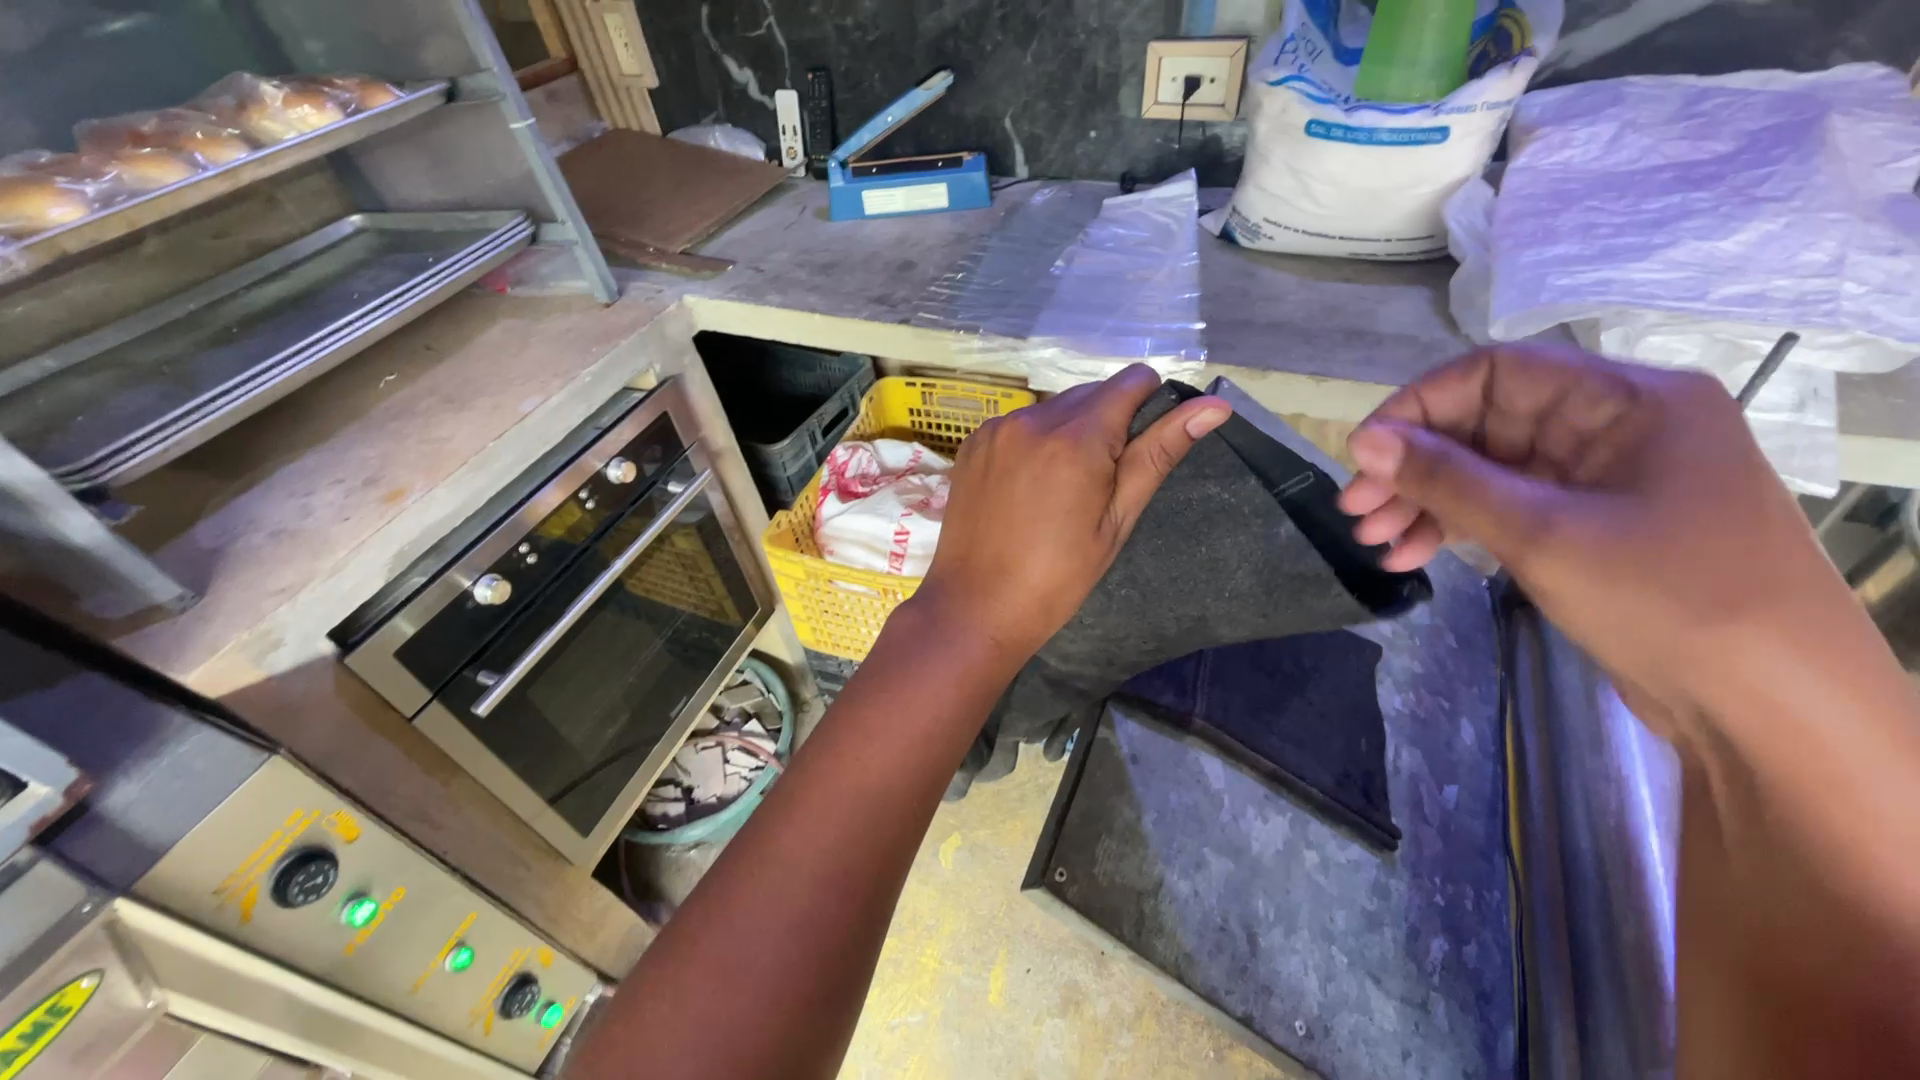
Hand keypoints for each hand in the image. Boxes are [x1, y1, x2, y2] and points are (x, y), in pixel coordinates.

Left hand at [911, 365, 1229, 663]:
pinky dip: (1035, 441)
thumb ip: (1159, 454)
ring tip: (1062, 490)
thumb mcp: (1118, 518)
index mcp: (1077, 438)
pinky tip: (1029, 488)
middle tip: (1101, 483)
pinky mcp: (974, 442)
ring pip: (1055, 407)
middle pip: (1092, 392)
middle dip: (1109, 423)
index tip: (1142, 448)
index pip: (1131, 381)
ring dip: (1070, 431)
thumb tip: (1214, 406)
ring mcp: (997, 428)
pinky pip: (1020, 423)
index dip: (1150, 404)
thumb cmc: (1058, 575)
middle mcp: (1034, 418)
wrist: (977, 606)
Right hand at [1336, 344, 1847, 720]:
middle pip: (1487, 425)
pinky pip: (1508, 510)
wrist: (1770, 708)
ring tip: (1372, 542)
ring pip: (1490, 471)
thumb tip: (1362, 442)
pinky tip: (1411, 557)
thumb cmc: (1668, 600)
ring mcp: (1605, 482)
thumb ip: (1447, 480)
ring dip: (1426, 502)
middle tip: (1355, 511)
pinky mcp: (1593, 530)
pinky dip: (1457, 529)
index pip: (1497, 374)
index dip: (1418, 408)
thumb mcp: (1543, 533)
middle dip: (1414, 466)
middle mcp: (1616, 428)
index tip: (1360, 454)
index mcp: (1628, 400)